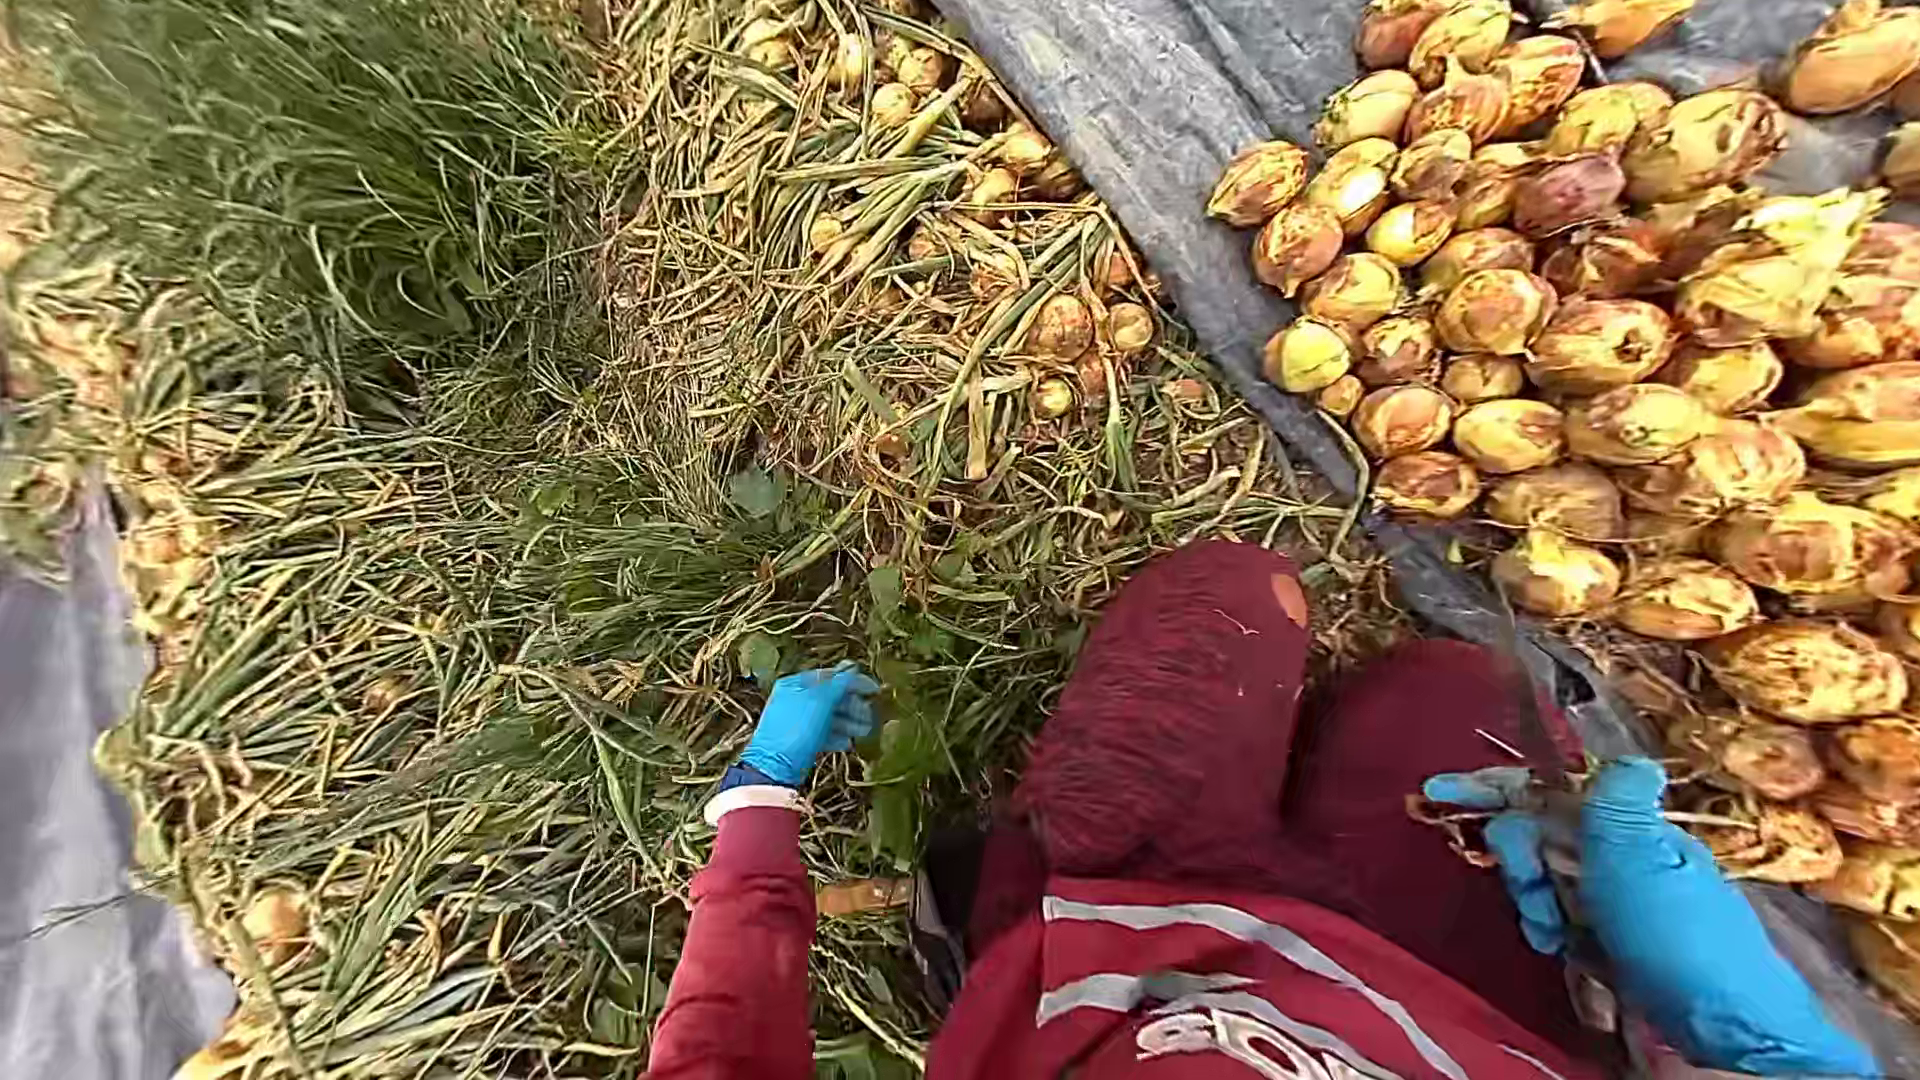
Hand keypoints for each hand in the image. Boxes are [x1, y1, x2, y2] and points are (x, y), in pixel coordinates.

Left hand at [740, 663, 878, 785]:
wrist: (774, 768)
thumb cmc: (796, 728)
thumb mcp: (820, 701)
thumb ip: (839, 683)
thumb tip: (853, 669)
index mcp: (796, 685)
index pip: (830, 677)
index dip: (853, 682)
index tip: (873, 689)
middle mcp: (796, 700)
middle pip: (832, 697)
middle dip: (853, 705)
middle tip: (870, 714)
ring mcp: (798, 722)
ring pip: (830, 717)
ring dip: (850, 722)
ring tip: (865, 731)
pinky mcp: (801, 742)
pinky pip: (824, 734)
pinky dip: (838, 736)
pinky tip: (849, 742)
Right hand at [1424, 758, 1876, 1075]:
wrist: (1724, 1035)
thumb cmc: (1675, 933)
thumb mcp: (1641, 855)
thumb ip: (1619, 801)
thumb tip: (1632, 756)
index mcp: (1618, 829)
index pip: (1536, 791)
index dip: (1484, 787)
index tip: (1436, 791)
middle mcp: (1607, 857)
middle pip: (1524, 835)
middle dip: (1518, 864)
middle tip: (1536, 895)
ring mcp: (1601, 900)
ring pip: (1530, 879)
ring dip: (1532, 904)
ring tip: (1557, 936)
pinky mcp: (1596, 938)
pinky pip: (1546, 918)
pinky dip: (1548, 932)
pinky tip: (1565, 952)